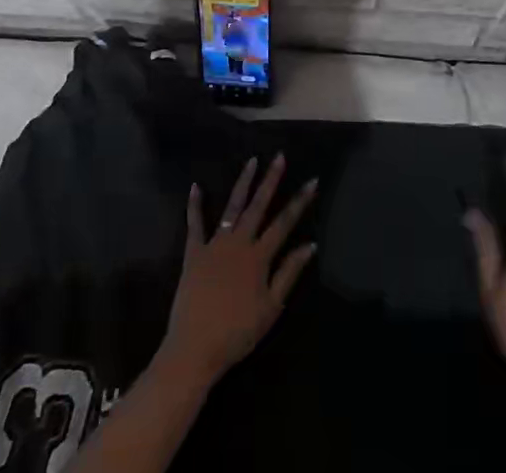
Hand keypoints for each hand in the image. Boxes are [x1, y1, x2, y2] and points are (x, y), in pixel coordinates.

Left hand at [159, 154, 317, 383]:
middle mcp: (238, 243)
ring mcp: (214, 245)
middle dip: (271, 181)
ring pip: (231, 207)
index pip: (285, 222)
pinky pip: (194, 224)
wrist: (195, 347)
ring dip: (242, 184)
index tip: (312, 180)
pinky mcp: (193, 253)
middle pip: (258, 206)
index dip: (300, 201)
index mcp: (259, 256)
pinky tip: (196, 186)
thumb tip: (310, 245)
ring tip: (251, 162)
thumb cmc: (238, 332)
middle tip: (279, 157)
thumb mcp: (271, 307)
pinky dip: (195, 205)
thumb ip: (289, 273)